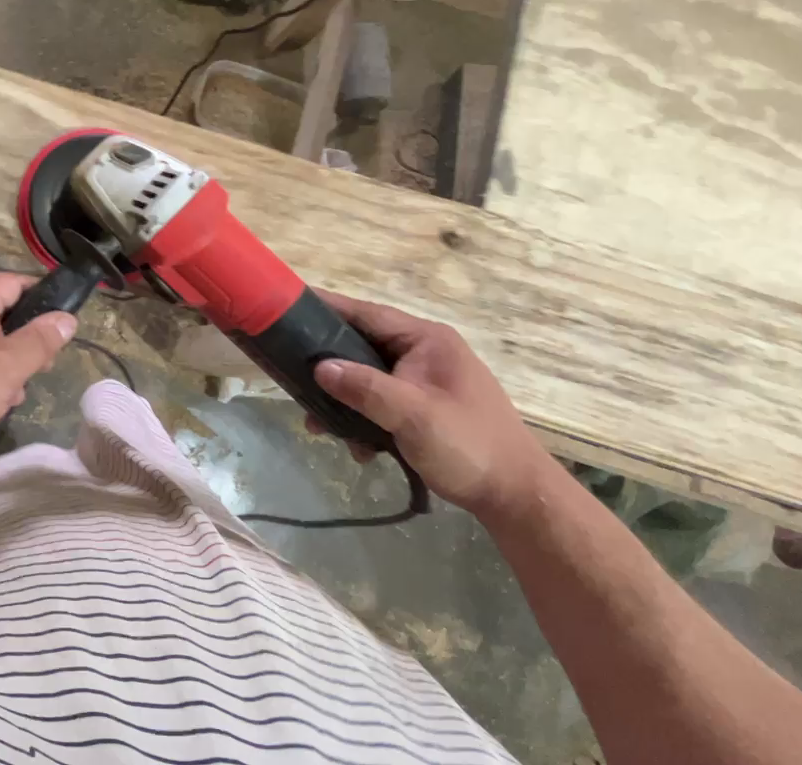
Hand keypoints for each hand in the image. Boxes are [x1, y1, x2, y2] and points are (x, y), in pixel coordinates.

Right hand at [308, 290, 554, 519]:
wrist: (516, 497)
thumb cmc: (469, 446)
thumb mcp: (412, 415)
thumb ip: (364, 387)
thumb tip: (319, 366)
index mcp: (426, 340)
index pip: (366, 312)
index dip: (325, 307)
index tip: (284, 304)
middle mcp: (423, 352)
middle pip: (360, 346)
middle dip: (327, 367)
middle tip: (292, 379)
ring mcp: (423, 380)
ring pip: (365, 378)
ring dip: (343, 402)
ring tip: (320, 427)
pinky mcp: (421, 407)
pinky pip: (377, 402)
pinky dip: (362, 421)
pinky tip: (357, 449)